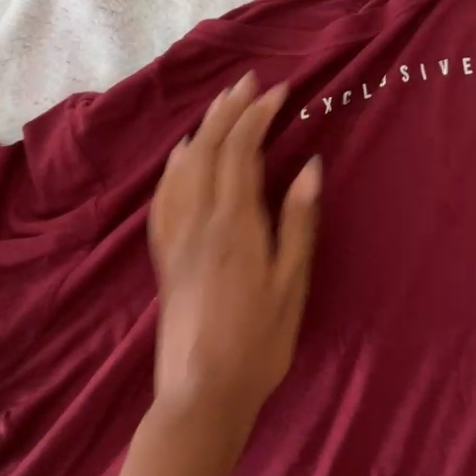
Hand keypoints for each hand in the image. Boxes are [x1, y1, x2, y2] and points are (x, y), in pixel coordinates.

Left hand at [148, 72, 321, 421]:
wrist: (202, 393)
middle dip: (230, 111)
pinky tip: (181, 158)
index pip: (242, 152)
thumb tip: (311, 167)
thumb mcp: (292, 283)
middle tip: (249, 81)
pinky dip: (175, 166)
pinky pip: (165, 197)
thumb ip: (298, 222)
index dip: (258, 116)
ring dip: (204, 130)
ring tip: (222, 106)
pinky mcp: (166, 257)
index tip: (278, 91)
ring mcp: (176, 239)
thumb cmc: (260, 340)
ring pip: (183, 168)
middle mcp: (199, 221)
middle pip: (210, 150)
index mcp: (235, 224)